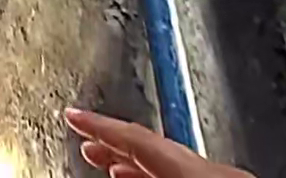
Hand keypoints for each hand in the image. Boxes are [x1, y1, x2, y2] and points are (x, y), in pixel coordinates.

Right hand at [65, 109, 253, 177]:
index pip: (137, 139)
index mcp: (195, 171)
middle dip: (114, 144)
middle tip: (85, 141)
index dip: (99, 125)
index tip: (72, 115)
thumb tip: (113, 173)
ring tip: (110, 168)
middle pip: (154, 147)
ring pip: (171, 165)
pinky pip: (186, 177)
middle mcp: (212, 171)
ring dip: (137, 165)